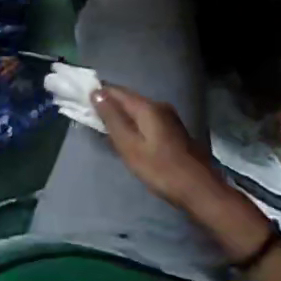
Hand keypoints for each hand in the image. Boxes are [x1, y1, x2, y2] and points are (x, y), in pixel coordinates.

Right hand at [90, 84, 270, 256]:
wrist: (200, 190)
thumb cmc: (160, 169)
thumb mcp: (129, 145)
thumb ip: (112, 118)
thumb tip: (96, 93)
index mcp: (147, 107)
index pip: (115, 90)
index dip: (97, 93)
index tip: (80, 102)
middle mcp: (159, 106)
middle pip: (127, 98)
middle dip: (107, 104)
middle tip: (89, 117)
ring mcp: (169, 118)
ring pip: (136, 109)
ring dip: (120, 115)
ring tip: (104, 127)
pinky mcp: (173, 130)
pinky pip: (145, 119)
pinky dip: (132, 123)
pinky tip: (126, 135)